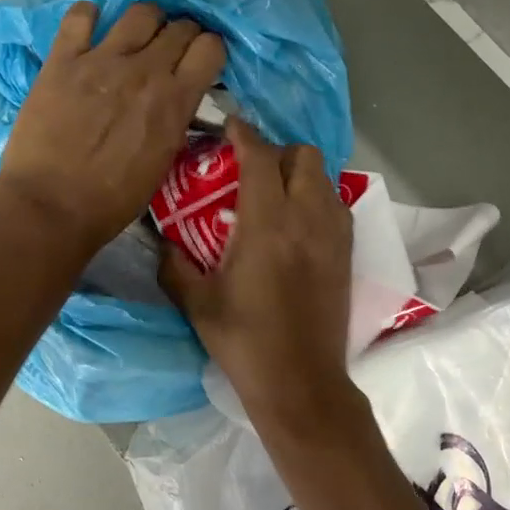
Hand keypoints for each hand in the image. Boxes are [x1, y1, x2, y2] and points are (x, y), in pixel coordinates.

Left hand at [0, 1, 225, 252]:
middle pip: (180, 26)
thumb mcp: (163, 162)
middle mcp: (145, 70)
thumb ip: (174, 122)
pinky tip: (89, 31)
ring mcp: (102, 59)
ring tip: (136, 38)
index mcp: (175, 100)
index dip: (208, 51)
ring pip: (140, 12)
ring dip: (146, 21)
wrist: (51, 206)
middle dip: (182, 35)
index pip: (211, 47)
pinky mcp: (62, 59)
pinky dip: (89, 17)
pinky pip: (80, 16)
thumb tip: (176, 102)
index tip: (199, 62)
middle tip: (170, 52)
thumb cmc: (112, 200)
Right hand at [160, 119, 354, 424]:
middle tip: (250, 167)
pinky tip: (296, 221)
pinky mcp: (347, 253)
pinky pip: (336, 204)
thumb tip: (162, 240)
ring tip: (274, 191)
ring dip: (299, 172)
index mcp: (268, 224)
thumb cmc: (244, 342)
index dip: (244, 133)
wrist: (300, 382)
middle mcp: (307, 219)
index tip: (228, 126)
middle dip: (276, 150)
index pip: (260, 157)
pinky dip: (317, 197)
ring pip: (324, 177)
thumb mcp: (196, 303)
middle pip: (303, 155)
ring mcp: (333, 235)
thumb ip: (174, 264)